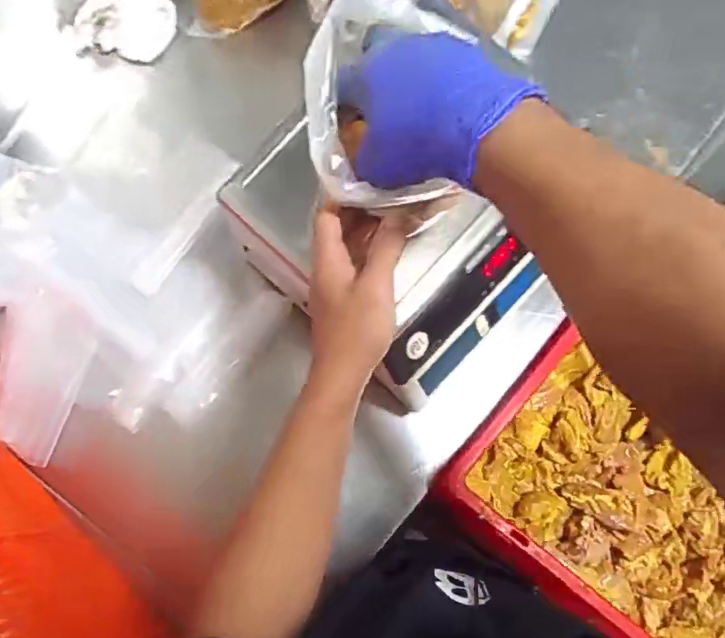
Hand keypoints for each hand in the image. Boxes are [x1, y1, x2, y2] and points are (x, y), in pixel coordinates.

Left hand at [308, 203, 408, 399]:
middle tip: (391, 189)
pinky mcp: (343, 302)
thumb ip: (387, 247)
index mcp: (326, 259)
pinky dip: (371, 251)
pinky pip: (355, 265)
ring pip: (348, 248)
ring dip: (369, 230)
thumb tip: (399, 215)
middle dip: (363, 208)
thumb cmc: (356, 332)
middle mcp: (325, 269)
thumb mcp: (376, 285)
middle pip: (338, 228)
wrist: (341, 376)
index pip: (327, 213)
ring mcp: (333, 286)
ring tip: (397, 211)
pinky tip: (391, 246)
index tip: (368, 174)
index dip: (343, 191)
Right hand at [338, 32, 545, 189]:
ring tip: (419, 119)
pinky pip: (440, 71)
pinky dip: (438, 89)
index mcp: (364, 73)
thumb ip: (358, 157)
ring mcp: (430, 44)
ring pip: (409, 66)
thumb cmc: (414, 145)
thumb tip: (359, 153)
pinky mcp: (462, 50)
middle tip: (386, 124)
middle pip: (377, 70)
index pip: (342, 88)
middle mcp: (393, 48)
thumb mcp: (373, 167)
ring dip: (410, 88)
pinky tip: (444, 113)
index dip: (345, 111)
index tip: (352, 131)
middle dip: (379, 94)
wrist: (478, 124)